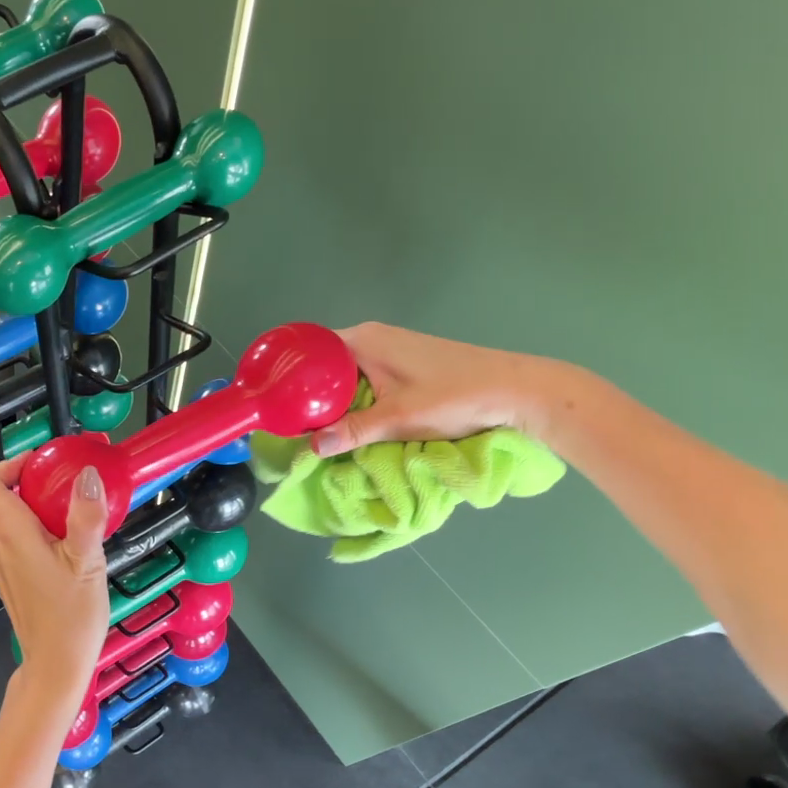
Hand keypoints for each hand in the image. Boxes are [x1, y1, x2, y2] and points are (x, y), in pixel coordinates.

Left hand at [0, 455, 110, 701]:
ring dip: (33, 504)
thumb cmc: (72, 615)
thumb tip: (87, 474)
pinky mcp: (7, 573)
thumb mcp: (88, 562)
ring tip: (72, 513)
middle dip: (29, 481)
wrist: (56, 663)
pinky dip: (33, 526)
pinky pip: (12, 535)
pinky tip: (65, 541)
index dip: (5, 463)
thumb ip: (86, 516)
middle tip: (68, 487)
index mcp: (8, 530)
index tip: (42, 469)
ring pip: (5, 513)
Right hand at [311, 322, 582, 455]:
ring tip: (307, 427)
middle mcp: (371, 339)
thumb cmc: (455, 396)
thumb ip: (351, 432)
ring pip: (343, 374)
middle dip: (305, 393)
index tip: (270, 401)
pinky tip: (343, 421)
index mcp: (362, 341)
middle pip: (323, 364)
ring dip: (329, 399)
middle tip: (285, 422)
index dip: (288, 374)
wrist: (517, 390)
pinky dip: (350, 399)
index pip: (309, 350)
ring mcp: (389, 350)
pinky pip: (361, 380)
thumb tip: (309, 449)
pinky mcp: (403, 365)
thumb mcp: (397, 419)